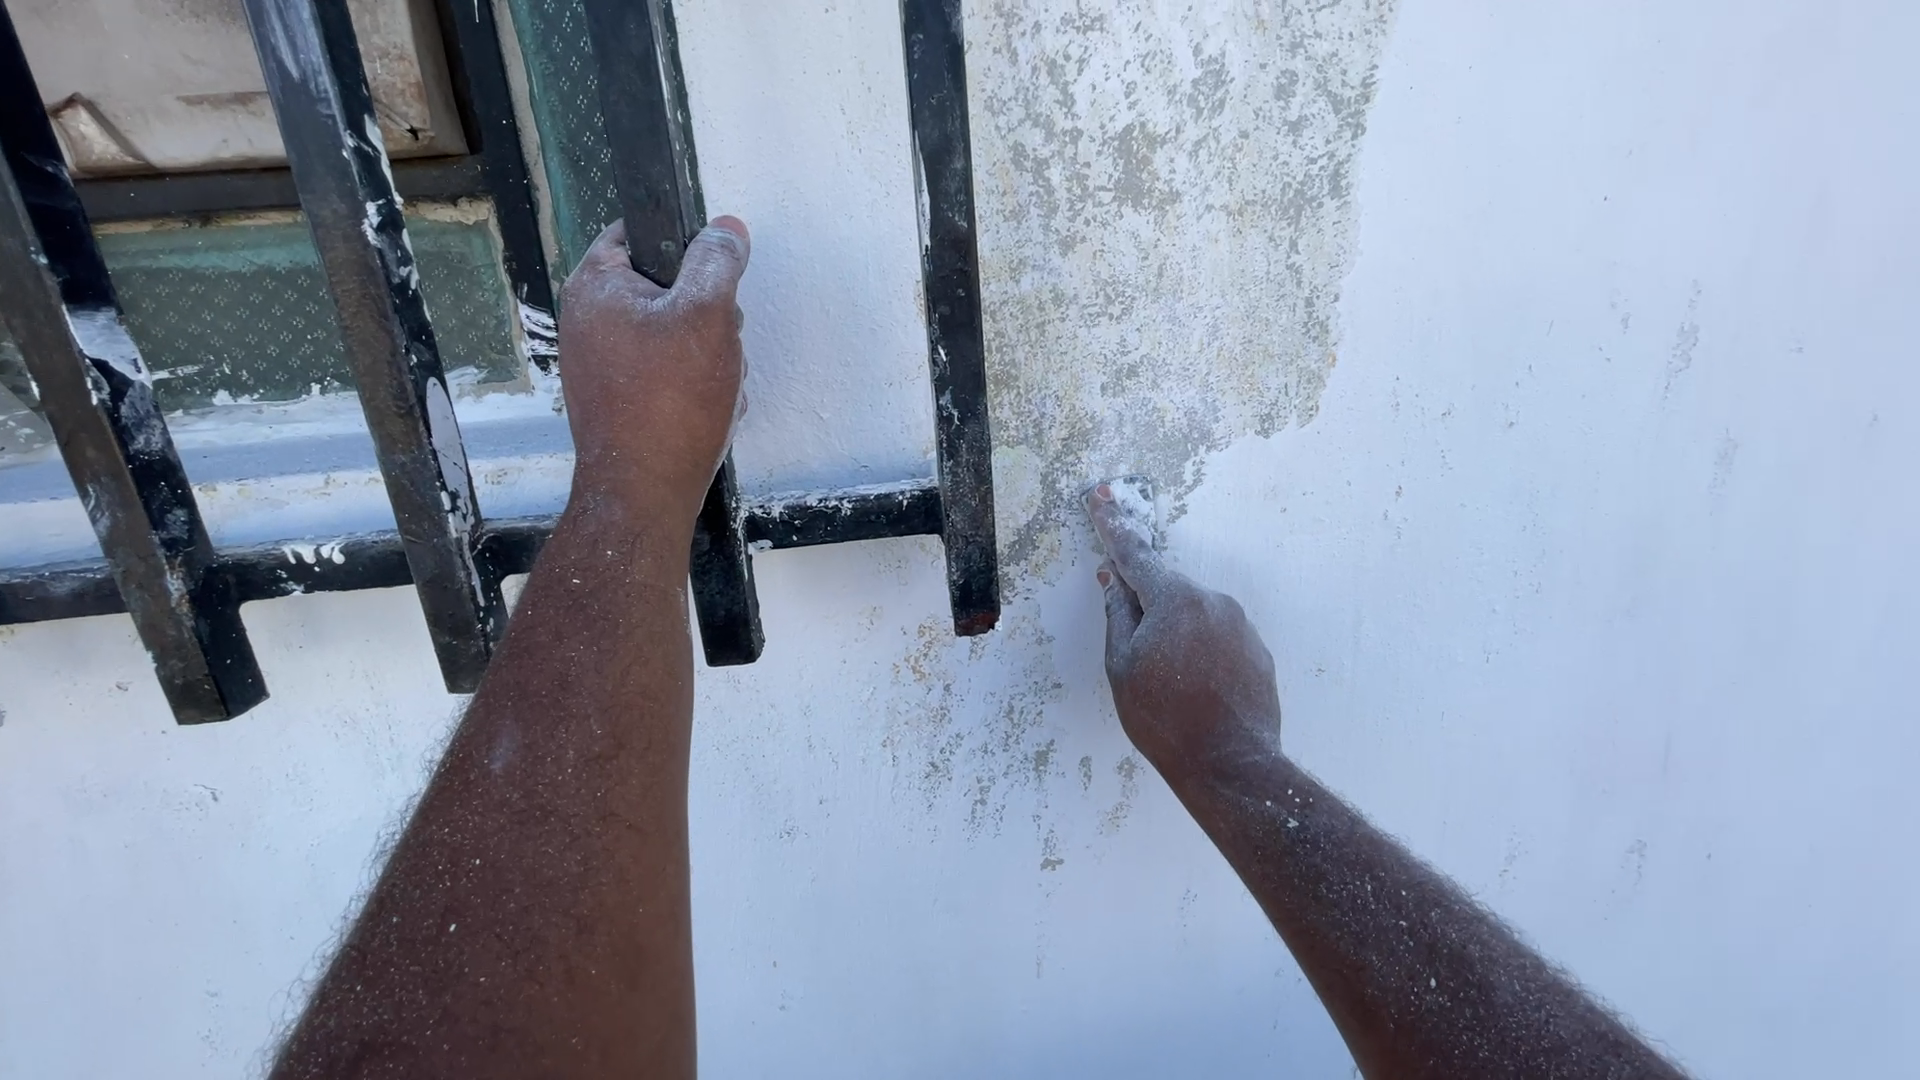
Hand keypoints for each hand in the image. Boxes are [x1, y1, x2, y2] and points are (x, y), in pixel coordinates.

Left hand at [557, 216, 751, 527]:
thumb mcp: (707, 316)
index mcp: (596, 286)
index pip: (641, 234)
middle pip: (666, 291)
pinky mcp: (619, 401)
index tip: (716, 279)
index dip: (687, 249)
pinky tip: (712, 410)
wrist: (645, 490)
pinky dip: (696, 389)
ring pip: (674, 339)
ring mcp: (602, 365)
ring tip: (721, 387)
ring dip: (710, 358)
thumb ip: (718, 264)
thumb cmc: (671, 400)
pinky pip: (668, 377)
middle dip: (709, 317)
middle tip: (724, 344)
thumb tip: (727, 227)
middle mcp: (589, 321)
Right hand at [1086, 483, 1284, 777]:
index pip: (1135, 554)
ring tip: (1167, 684)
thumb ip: (1119, 614)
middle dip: (1145, 606)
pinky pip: (1216, 636)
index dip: (1113, 526)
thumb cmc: (1164, 717)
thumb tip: (1113, 580)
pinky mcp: (1257, 651)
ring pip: (1193, 614)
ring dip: (1173, 633)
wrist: (1231, 764)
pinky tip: (1193, 688)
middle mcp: (1214, 601)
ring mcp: (1241, 626)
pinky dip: (1198, 650)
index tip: (1101, 497)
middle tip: (1133, 651)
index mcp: (1176, 599)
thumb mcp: (1122, 665)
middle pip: (1166, 589)